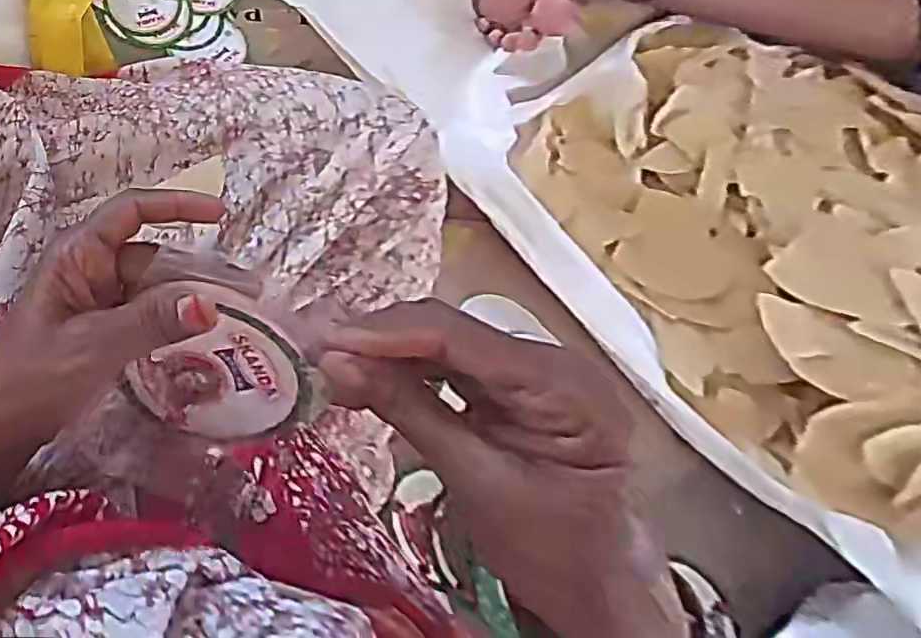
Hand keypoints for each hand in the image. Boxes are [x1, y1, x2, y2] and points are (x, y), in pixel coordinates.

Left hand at [0, 190, 225, 518]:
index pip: (132, 210)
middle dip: (197, 269)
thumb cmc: (32, 379)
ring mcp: (96, 298)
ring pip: (153, 287)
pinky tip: (204, 340)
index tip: (219, 214)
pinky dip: (173, 323)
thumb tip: (209, 303)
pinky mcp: (101, 327)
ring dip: (190, 300)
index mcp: (78, 253)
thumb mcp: (94, 346)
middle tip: (248, 291)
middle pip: (153, 255)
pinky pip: (145, 315)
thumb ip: (151, 322)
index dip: (176, 204)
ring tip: (239, 316)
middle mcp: (89, 268)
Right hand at [319, 300, 684, 637]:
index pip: (457, 336)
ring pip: (436, 340)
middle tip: (319, 354)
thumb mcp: (476, 482)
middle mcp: (545, 359)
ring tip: (332, 367)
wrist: (602, 592)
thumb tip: (333, 361)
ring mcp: (526, 368)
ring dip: (382, 353)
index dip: (385, 333)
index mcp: (560, 384)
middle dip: (377, 340)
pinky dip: (400, 370)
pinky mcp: (505, 382)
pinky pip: (442, 362)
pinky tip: (365, 378)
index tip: (328, 342)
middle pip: (444, 329)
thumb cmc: (556, 552)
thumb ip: (406, 411)